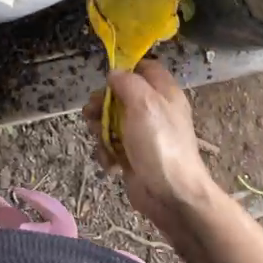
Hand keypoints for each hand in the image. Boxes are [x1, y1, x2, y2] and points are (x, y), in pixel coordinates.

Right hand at [83, 60, 219, 232]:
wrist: (170, 195)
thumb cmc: (159, 144)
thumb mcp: (144, 104)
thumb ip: (127, 82)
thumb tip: (113, 73)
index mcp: (163, 93)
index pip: (146, 68)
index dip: (126, 69)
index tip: (106, 78)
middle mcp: (153, 111)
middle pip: (120, 96)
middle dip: (102, 105)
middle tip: (92, 113)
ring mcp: (142, 135)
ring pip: (111, 122)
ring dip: (100, 131)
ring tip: (103, 142)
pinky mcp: (132, 155)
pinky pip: (112, 146)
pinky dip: (107, 153)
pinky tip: (111, 163)